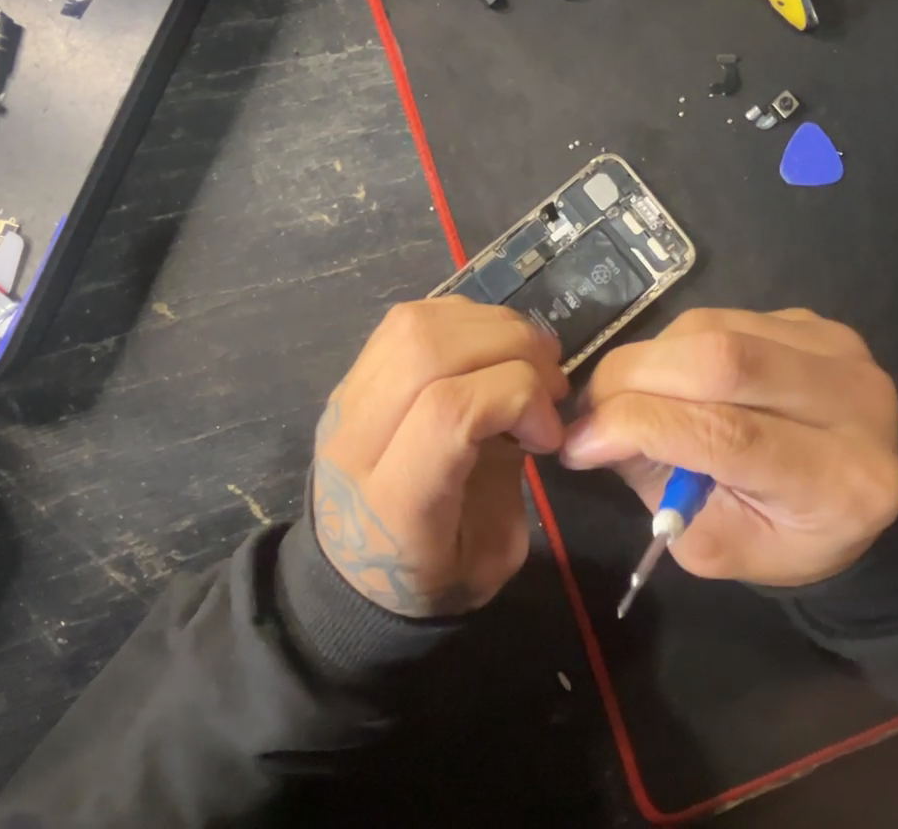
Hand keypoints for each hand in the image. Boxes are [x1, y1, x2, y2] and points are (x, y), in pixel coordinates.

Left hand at [312, 297, 567, 616]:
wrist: (349, 577)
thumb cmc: (431, 578)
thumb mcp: (492, 555)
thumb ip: (513, 478)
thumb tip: (531, 407)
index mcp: (394, 501)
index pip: (448, 410)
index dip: (516, 397)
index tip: (550, 432)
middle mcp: (358, 438)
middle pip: (429, 350)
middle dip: (512, 348)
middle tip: (551, 382)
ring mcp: (346, 399)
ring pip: (414, 324)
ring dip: (490, 325)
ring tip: (529, 357)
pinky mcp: (351, 378)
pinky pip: (405, 321)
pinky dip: (462, 319)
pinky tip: (491, 346)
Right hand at [560, 308, 897, 587]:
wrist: (851, 495)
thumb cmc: (781, 536)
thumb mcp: (714, 543)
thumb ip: (658, 489)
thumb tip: (594, 431)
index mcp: (836, 480)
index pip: (724, 433)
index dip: (636, 427)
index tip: (577, 443)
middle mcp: (853, 403)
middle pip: (722, 360)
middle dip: (631, 377)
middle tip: (592, 408)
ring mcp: (839, 350)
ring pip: (713, 328)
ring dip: (649, 360)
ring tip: (631, 396)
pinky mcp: (816, 322)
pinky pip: (723, 316)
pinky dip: (675, 345)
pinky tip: (675, 378)